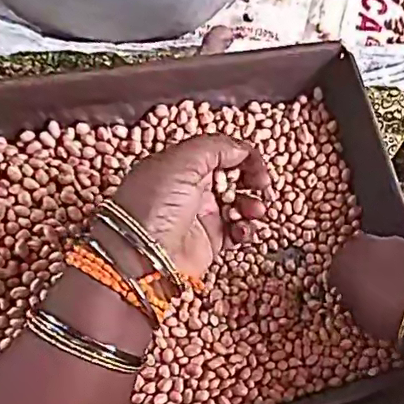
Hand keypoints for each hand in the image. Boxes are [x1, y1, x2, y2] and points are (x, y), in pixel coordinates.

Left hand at [112, 135, 269, 281]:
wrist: (141, 255)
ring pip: (240, 204)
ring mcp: (202, 215)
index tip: (259, 171)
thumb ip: (216, 147)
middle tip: (262, 190)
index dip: (245, 158)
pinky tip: (242, 231)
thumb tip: (243, 149)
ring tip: (254, 213)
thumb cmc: (153, 206)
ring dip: (252, 206)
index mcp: (183, 164)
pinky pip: (237, 231)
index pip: (223, 153)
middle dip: (252, 182)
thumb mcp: (182, 162)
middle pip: (235, 178)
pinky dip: (246, 230)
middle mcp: (193, 188)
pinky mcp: (210, 242)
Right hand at [329, 234, 403, 341]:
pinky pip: (401, 254)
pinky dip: (401, 265)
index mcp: (342, 263)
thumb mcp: (360, 318)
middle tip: (368, 288)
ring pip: (379, 251)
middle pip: (356, 254)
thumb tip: (355, 298)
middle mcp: (363, 245)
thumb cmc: (387, 316)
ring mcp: (391, 241)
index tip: (347, 297)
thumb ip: (353, 301)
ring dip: (382, 264)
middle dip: (360, 268)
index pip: (334, 272)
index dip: (341, 286)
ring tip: (391, 287)